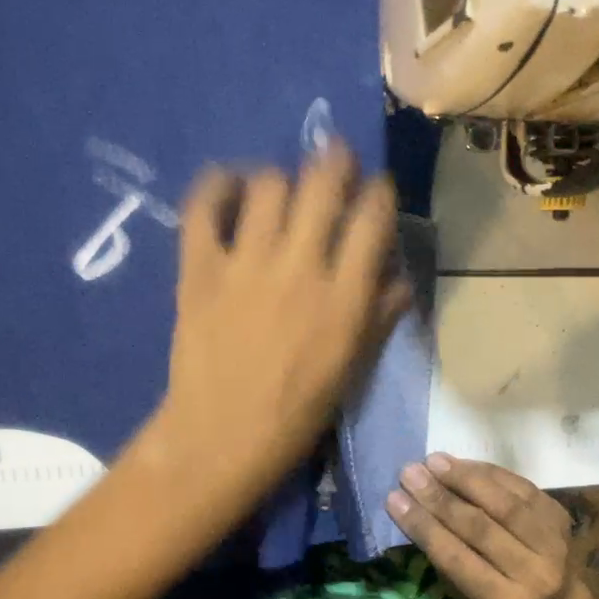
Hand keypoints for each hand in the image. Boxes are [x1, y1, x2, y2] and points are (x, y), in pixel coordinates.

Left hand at [152, 143, 407, 503]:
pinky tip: (229, 188)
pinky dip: (217, 186)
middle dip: (335, 160)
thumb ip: (379, 316)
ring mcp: (245, 264)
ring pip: (268, 184)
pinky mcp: (199, 268)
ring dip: (281, 177)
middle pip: (323, 183)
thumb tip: (399, 275)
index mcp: (343, 298)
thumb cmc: (297, 413)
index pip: (372, 218)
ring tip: (281, 189)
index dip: (379, 192)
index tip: (376, 190)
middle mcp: (299, 268)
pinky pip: (204, 205)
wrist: (222, 438)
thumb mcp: (352, 368)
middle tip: (334, 161)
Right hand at [386, 454, 594, 598]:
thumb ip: (446, 560)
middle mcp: (534, 572)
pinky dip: (489, 473)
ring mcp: (552, 543)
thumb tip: (416, 510)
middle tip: (409, 474)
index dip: (423, 526)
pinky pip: (522, 487)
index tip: (393, 499)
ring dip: (464, 477)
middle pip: (479, 527)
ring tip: (433, 461)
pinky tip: (462, 463)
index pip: (456, 558)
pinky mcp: (560, 518)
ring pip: (503, 502)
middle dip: (439, 497)